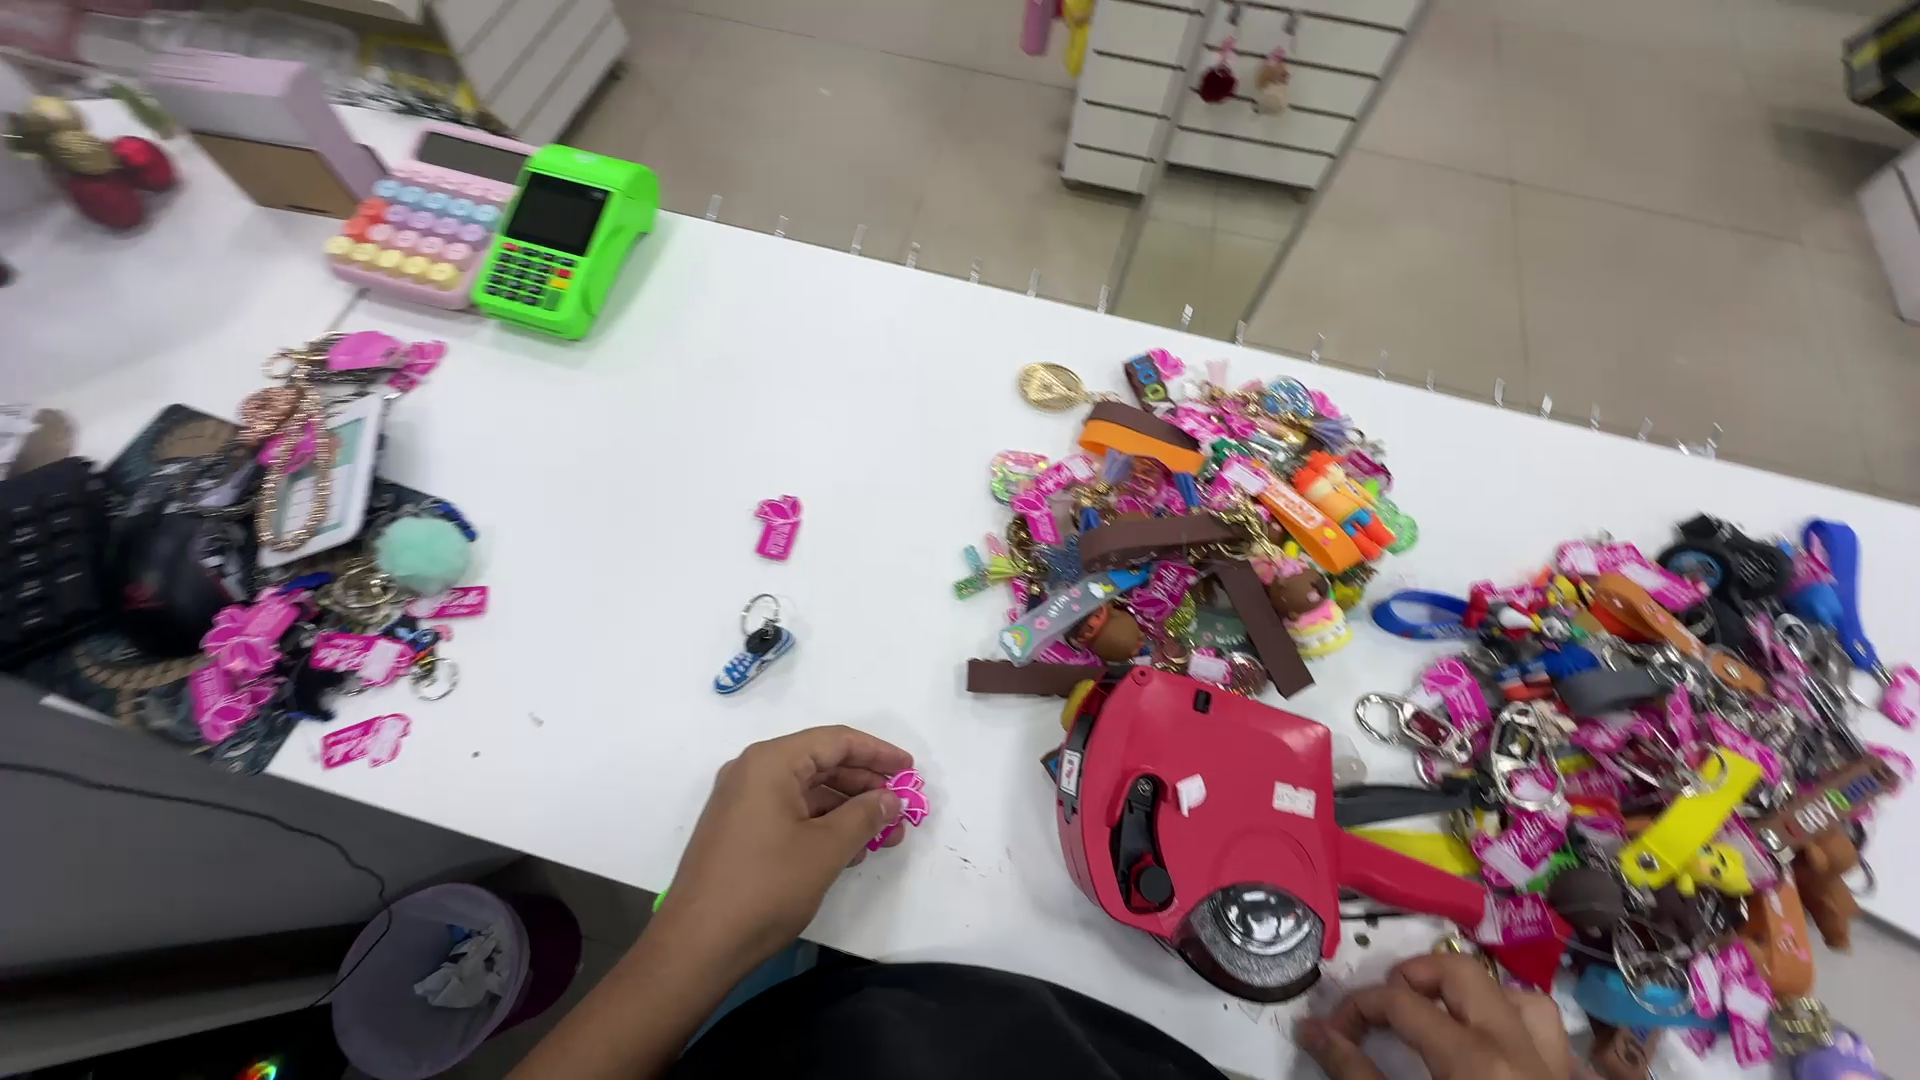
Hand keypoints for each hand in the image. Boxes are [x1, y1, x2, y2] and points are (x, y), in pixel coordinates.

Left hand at [653, 725, 913, 976]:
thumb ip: (865, 816)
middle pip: (822, 763)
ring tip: (886, 835)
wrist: (696, 948)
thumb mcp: (825, 849)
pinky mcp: (740, 831)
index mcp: (770, 762)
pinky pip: (792, 813)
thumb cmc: (764, 888)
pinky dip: (824, 825)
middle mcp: (753, 772)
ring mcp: (743, 802)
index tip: (910, 771)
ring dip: (849, 809)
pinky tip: (852, 848)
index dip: (878, 753)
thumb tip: (892, 799)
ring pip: (809, 791)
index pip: (835, 741)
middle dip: (866, 785)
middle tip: (902, 808)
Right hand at [1297, 954, 1569, 1079]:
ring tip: (1442, 1018)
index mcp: (1474, 1059)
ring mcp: (1553, 1072)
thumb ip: (1354, 1072)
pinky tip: (1487, 1053)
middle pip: (1461, 972)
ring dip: (1476, 998)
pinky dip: (1515, 1030)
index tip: (1335, 1030)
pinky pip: (1549, 1039)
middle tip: (1386, 1008)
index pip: (1399, 1001)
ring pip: (1520, 999)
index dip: (1357, 1006)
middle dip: (1414, 977)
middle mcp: (1519, 1051)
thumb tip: (1310, 1028)